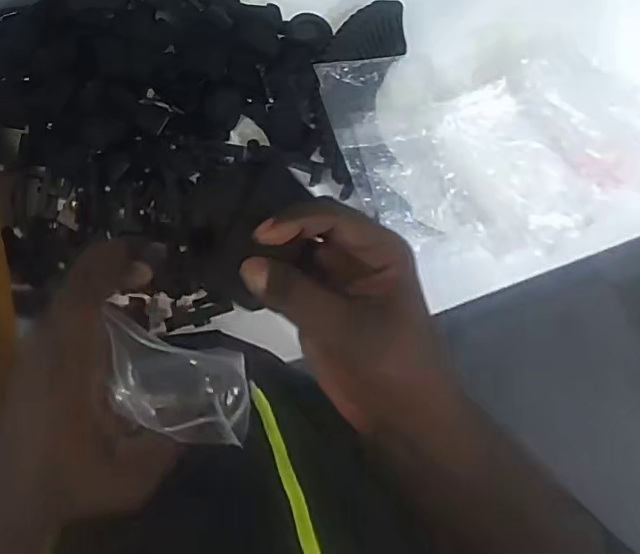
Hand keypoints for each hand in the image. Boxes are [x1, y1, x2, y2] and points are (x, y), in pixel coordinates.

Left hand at [0, 241, 179, 550]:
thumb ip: (163, 449)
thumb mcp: (125, 478)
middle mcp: (50, 337)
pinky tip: (114, 318)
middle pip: (78, 279)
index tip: (150, 256)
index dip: (116, 262)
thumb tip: (196, 421)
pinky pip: (64, 308)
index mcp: (69, 354)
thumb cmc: (64, 479)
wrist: (4, 492)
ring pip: (69, 291)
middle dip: (115, 262)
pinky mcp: (33, 352)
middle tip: (151, 265)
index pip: (87, 289)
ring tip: (138, 282)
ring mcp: (37, 342)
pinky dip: (91, 297)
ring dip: (102, 278)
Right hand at [239, 200, 454, 434]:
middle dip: (275, 232)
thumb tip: (247, 265)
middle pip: (307, 225)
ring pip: (293, 247)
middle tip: (239, 241)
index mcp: (376, 248)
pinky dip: (267, 273)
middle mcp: (354, 252)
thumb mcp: (342, 328)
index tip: (260, 237)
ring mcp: (335, 274)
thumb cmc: (389, 368)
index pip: (328, 216)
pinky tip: (242, 276)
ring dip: (267, 252)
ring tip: (234, 254)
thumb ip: (294, 293)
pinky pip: (287, 273)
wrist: (405, 423)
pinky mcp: (318, 296)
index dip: (293, 220)